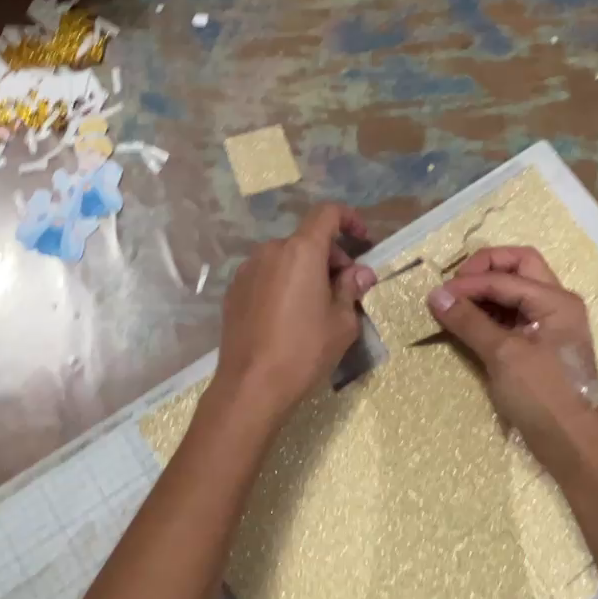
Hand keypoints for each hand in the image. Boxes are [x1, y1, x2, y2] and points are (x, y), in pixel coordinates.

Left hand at [216, 203, 376, 422]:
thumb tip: (360, 273)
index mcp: (300, 251)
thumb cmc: (304, 350)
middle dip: (330, 257)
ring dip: (305, 271)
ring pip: (285, 258)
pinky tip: (288, 317)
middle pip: (307, 240)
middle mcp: (270, 251)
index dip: (349, 219)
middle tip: (345, 290)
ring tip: (317, 307)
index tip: (363, 240)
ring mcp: (247, 270)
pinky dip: (283, 284)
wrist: (251, 384)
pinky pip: (266, 275)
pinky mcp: (234, 290)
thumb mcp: (341, 322)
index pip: (327, 214)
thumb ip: (351, 289)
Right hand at [425, 247, 597, 453]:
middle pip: (517, 266)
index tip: (436, 296)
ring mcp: (550, 324)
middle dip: (483, 269)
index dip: (468, 283)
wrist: (574, 449)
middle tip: (454, 285)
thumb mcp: (503, 356)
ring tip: (454, 304)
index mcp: (556, 301)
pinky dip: (488, 312)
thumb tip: (435, 294)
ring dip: (484, 290)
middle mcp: (557, 304)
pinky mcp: (539, 344)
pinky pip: (512, 313)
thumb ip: (469, 321)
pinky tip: (466, 323)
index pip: (504, 276)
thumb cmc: (544, 398)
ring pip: (514, 288)